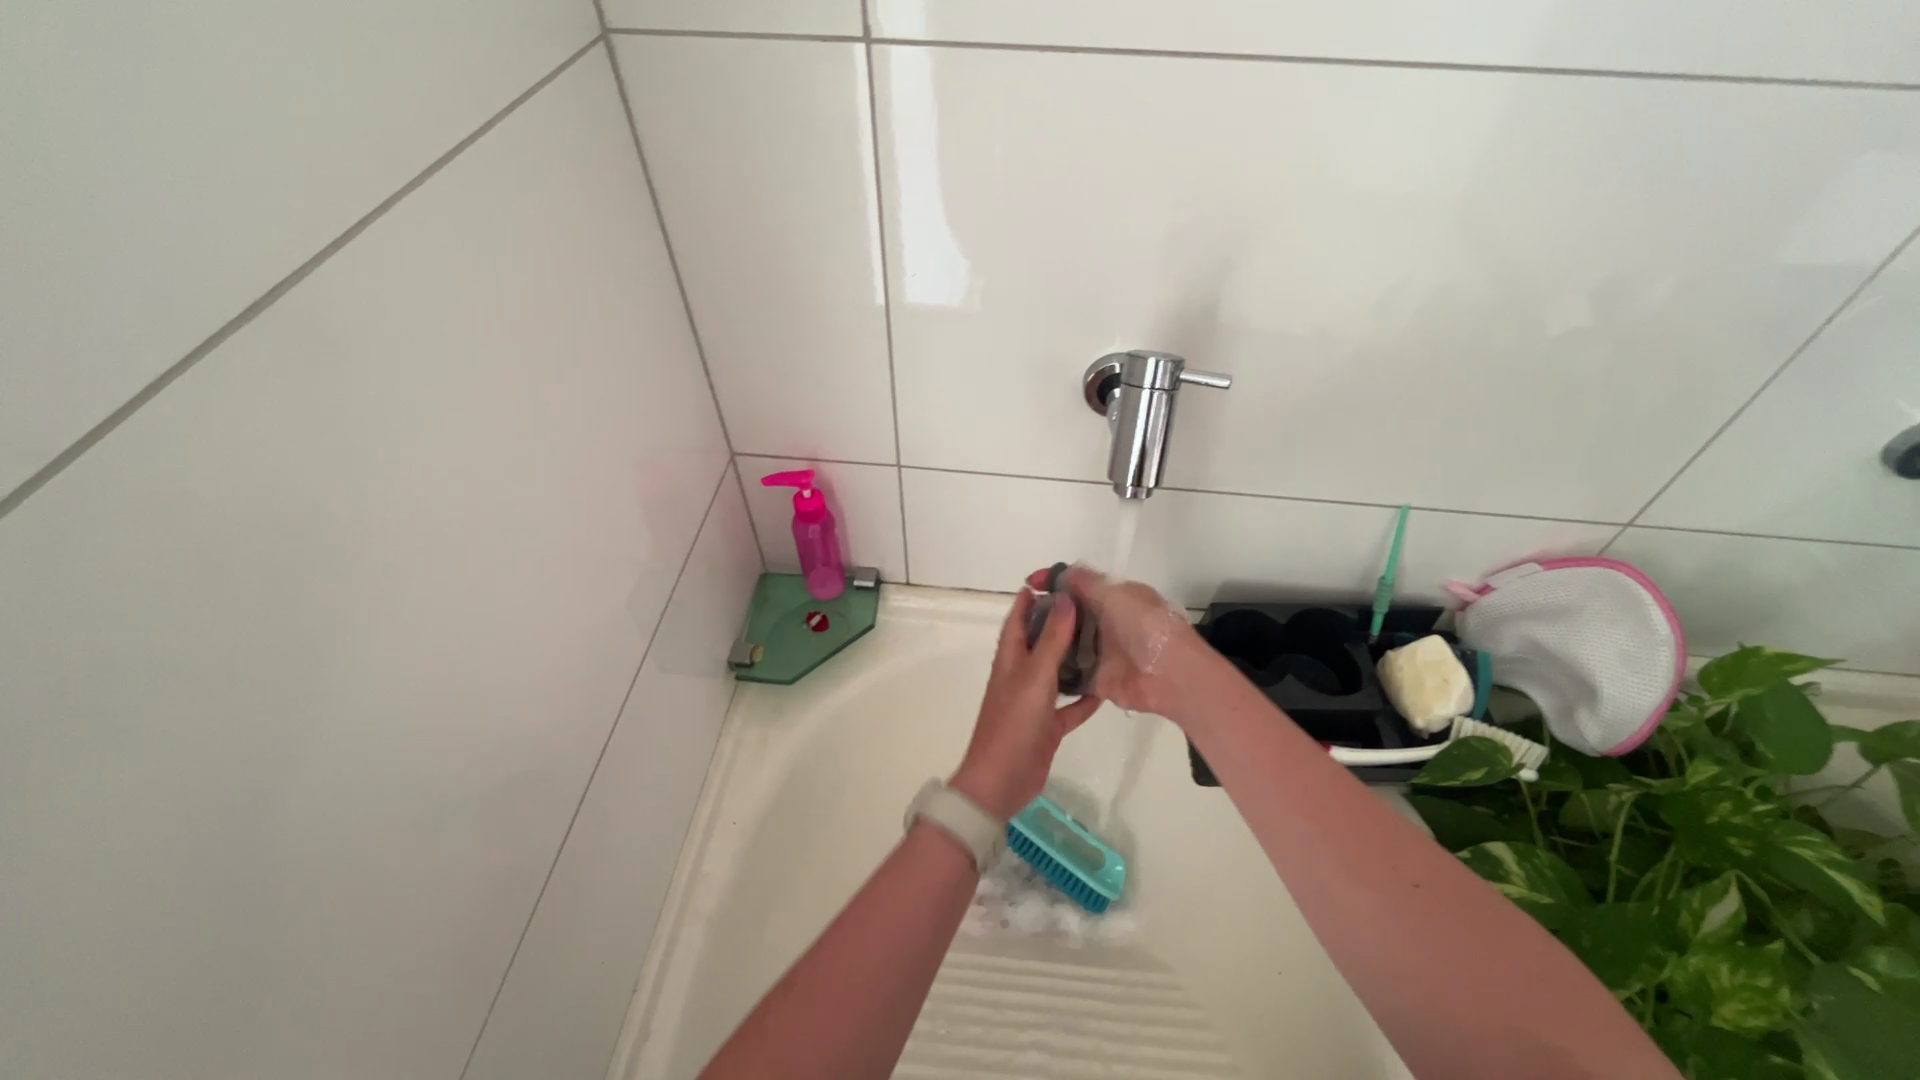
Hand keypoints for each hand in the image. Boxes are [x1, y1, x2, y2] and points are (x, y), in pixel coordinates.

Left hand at [950, 589, 1103, 820]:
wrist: (1001, 780)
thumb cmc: (1013, 723)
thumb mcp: (1035, 676)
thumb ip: (1053, 639)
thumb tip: (1065, 598)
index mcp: (1011, 658)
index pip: (1019, 618)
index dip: (1032, 597)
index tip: (1057, 578)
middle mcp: (1021, 675)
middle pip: (1042, 641)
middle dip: (1062, 623)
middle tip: (1095, 606)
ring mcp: (1034, 701)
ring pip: (1058, 671)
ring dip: (1077, 657)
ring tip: (1106, 639)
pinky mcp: (1048, 726)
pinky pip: (1070, 706)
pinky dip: (1086, 697)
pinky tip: (1108, 687)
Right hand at [1024, 564, 1206, 717]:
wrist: (1169, 675)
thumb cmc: (1145, 626)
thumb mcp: (1116, 593)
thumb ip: (1087, 581)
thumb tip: (1062, 571)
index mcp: (1113, 598)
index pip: (1078, 584)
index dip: (1054, 580)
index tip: (1031, 582)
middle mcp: (1104, 622)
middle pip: (1068, 613)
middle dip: (1045, 609)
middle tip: (1021, 611)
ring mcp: (1098, 651)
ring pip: (1064, 640)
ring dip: (1045, 637)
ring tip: (1020, 636)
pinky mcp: (1093, 678)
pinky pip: (1067, 670)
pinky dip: (1052, 665)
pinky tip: (1031, 660)